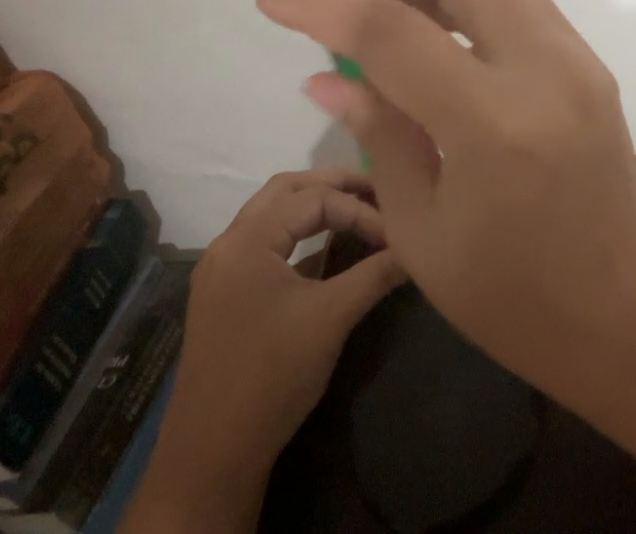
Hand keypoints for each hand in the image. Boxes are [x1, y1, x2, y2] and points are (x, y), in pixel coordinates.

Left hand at [171, 169, 404, 455]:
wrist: (214, 448)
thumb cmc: (272, 373)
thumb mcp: (333, 317)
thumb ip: (377, 273)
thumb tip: (420, 247)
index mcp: (246, 241)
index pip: (314, 199)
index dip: (361, 210)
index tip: (398, 235)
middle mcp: (228, 244)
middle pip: (286, 190)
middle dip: (336, 186)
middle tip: (382, 192)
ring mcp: (223, 270)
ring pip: (272, 213)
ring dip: (316, 205)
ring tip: (362, 211)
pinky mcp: (227, 294)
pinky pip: (266, 241)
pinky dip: (301, 232)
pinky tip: (329, 247)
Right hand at [255, 0, 635, 376]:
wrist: (618, 310)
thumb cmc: (509, 294)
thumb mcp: (421, 227)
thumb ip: (379, 134)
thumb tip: (325, 75)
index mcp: (493, 123)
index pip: (395, 33)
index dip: (324, 7)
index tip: (274, 0)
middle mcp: (546, 72)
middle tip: (352, 17)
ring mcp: (581, 65)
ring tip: (394, 29)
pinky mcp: (597, 71)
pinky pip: (529, 8)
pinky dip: (479, 4)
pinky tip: (446, 46)